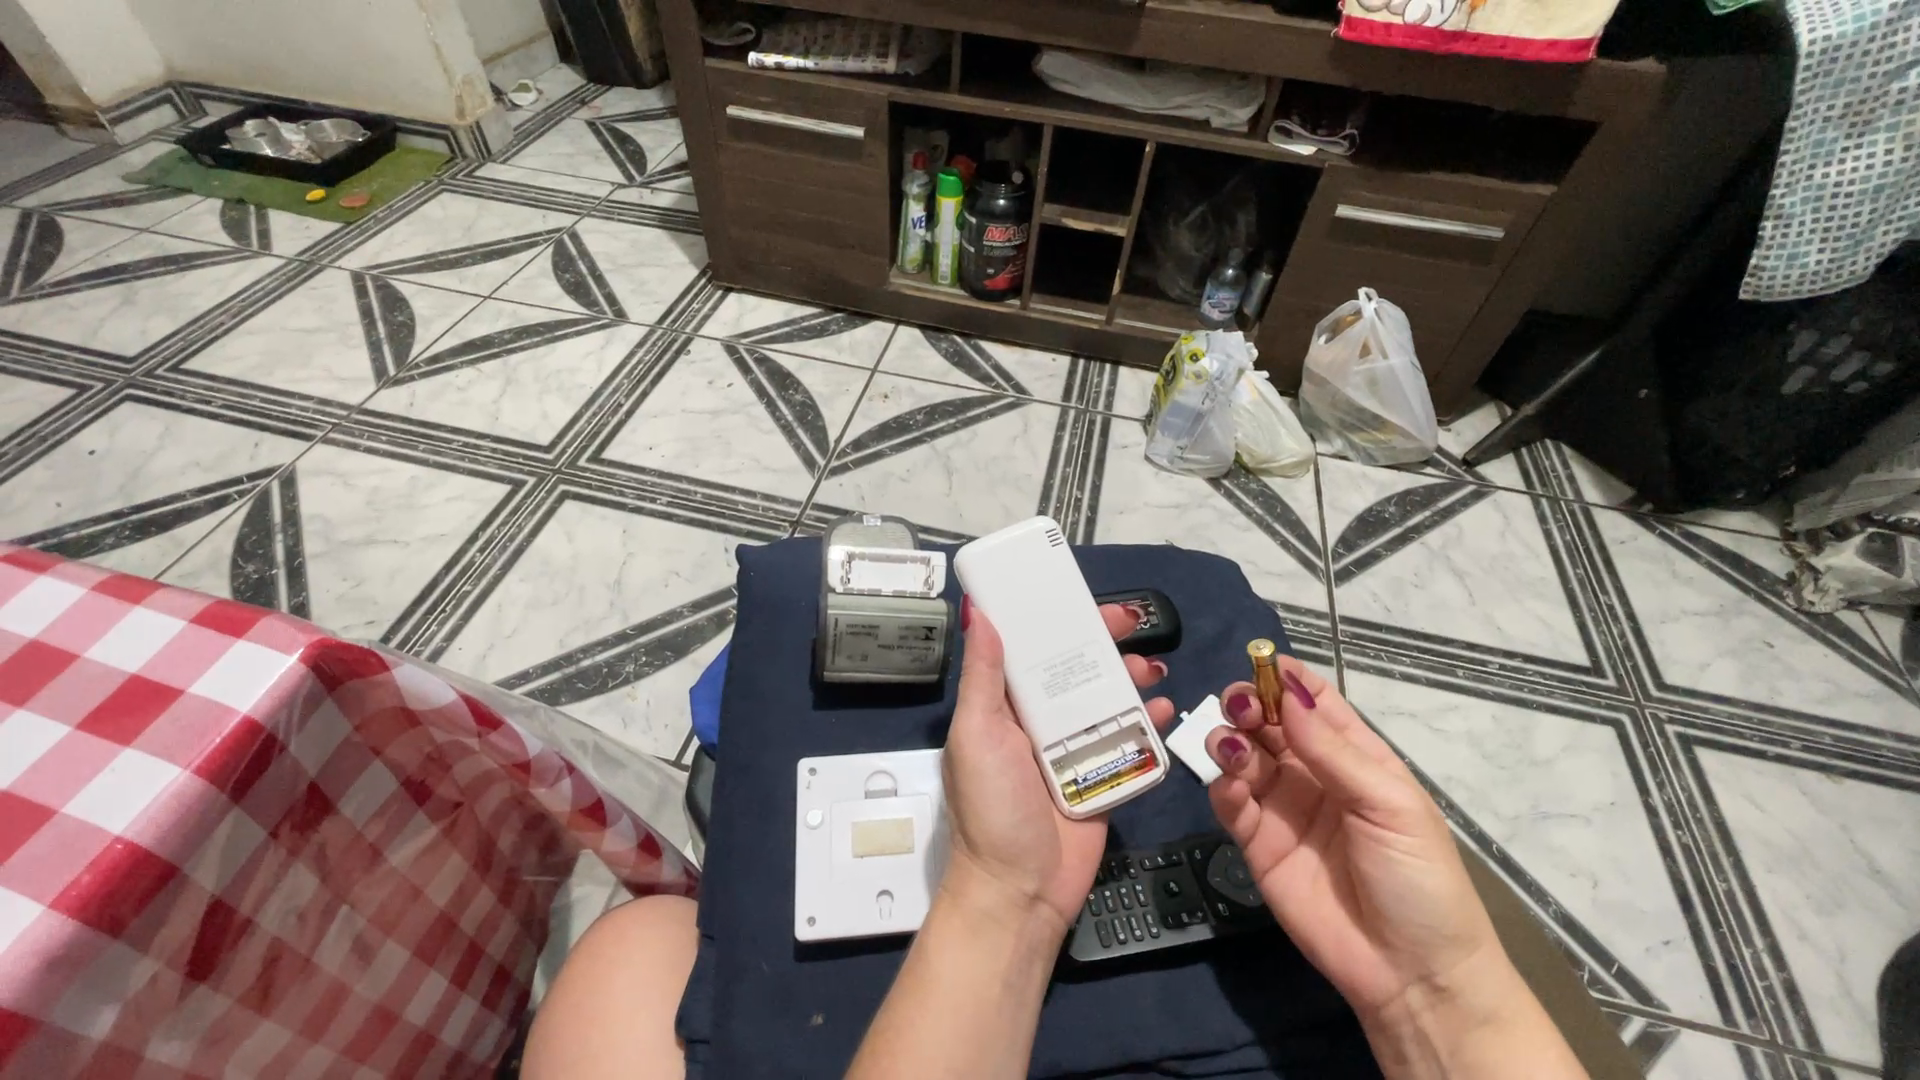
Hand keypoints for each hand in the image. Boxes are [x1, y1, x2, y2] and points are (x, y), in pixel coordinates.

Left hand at [940, 602, 1174, 933]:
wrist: (1020, 892)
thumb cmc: (991, 809)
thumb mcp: (976, 735)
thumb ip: (983, 677)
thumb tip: (979, 612)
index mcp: (1005, 707)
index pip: (1033, 651)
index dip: (1057, 621)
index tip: (1085, 600)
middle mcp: (1039, 723)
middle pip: (1076, 670)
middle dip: (1104, 644)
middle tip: (1134, 625)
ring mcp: (1073, 752)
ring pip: (1108, 702)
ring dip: (1131, 679)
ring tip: (1152, 670)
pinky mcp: (1103, 780)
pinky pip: (1131, 743)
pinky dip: (1150, 724)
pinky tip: (1165, 711)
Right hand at [1204, 658, 1502, 1020]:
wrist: (1411, 974)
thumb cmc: (1419, 880)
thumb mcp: (1389, 806)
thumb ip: (1333, 751)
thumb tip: (1288, 692)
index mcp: (1354, 757)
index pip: (1314, 702)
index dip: (1286, 679)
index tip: (1260, 662)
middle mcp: (1312, 774)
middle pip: (1269, 722)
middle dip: (1249, 704)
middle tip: (1240, 707)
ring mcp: (1281, 808)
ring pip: (1242, 755)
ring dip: (1229, 740)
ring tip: (1231, 747)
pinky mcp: (1256, 843)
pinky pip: (1229, 802)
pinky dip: (1222, 786)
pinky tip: (1230, 785)